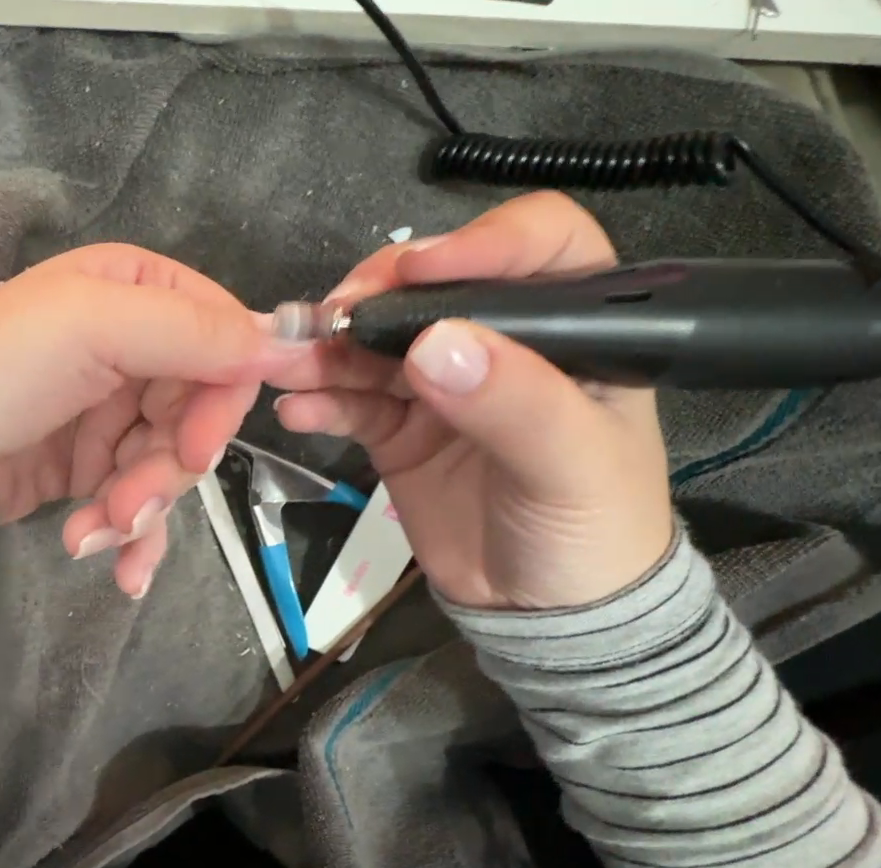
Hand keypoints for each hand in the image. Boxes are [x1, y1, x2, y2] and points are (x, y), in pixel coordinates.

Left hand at [0, 243, 295, 597]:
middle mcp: (133, 346)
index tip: (196, 452)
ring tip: (92, 535)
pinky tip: (110, 562)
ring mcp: (113, 410)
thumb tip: (288, 341)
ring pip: (170, 466)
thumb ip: (192, 331)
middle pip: (198, 415)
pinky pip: (141, 499)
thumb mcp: (91, 327)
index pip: (224, 344)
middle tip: (126, 506)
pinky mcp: (94, 466)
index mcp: (138, 291)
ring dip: (140, 509)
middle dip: (167, 472)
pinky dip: (130, 533)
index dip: (219, 403)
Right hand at [270, 192, 674, 609]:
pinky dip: (321, 401)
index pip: (536, 248)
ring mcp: (441, 386)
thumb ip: (512, 401)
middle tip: (332, 318)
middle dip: (378, 296)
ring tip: (291, 365)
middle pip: (434, 289)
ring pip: (378, 345)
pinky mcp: (397, 428)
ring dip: (331, 350)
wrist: (542, 613)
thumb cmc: (589, 530)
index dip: (480, 242)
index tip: (415, 271)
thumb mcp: (570, 465)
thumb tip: (434, 343)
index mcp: (574, 329)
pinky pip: (352, 402)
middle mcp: (502, 342)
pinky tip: (297, 410)